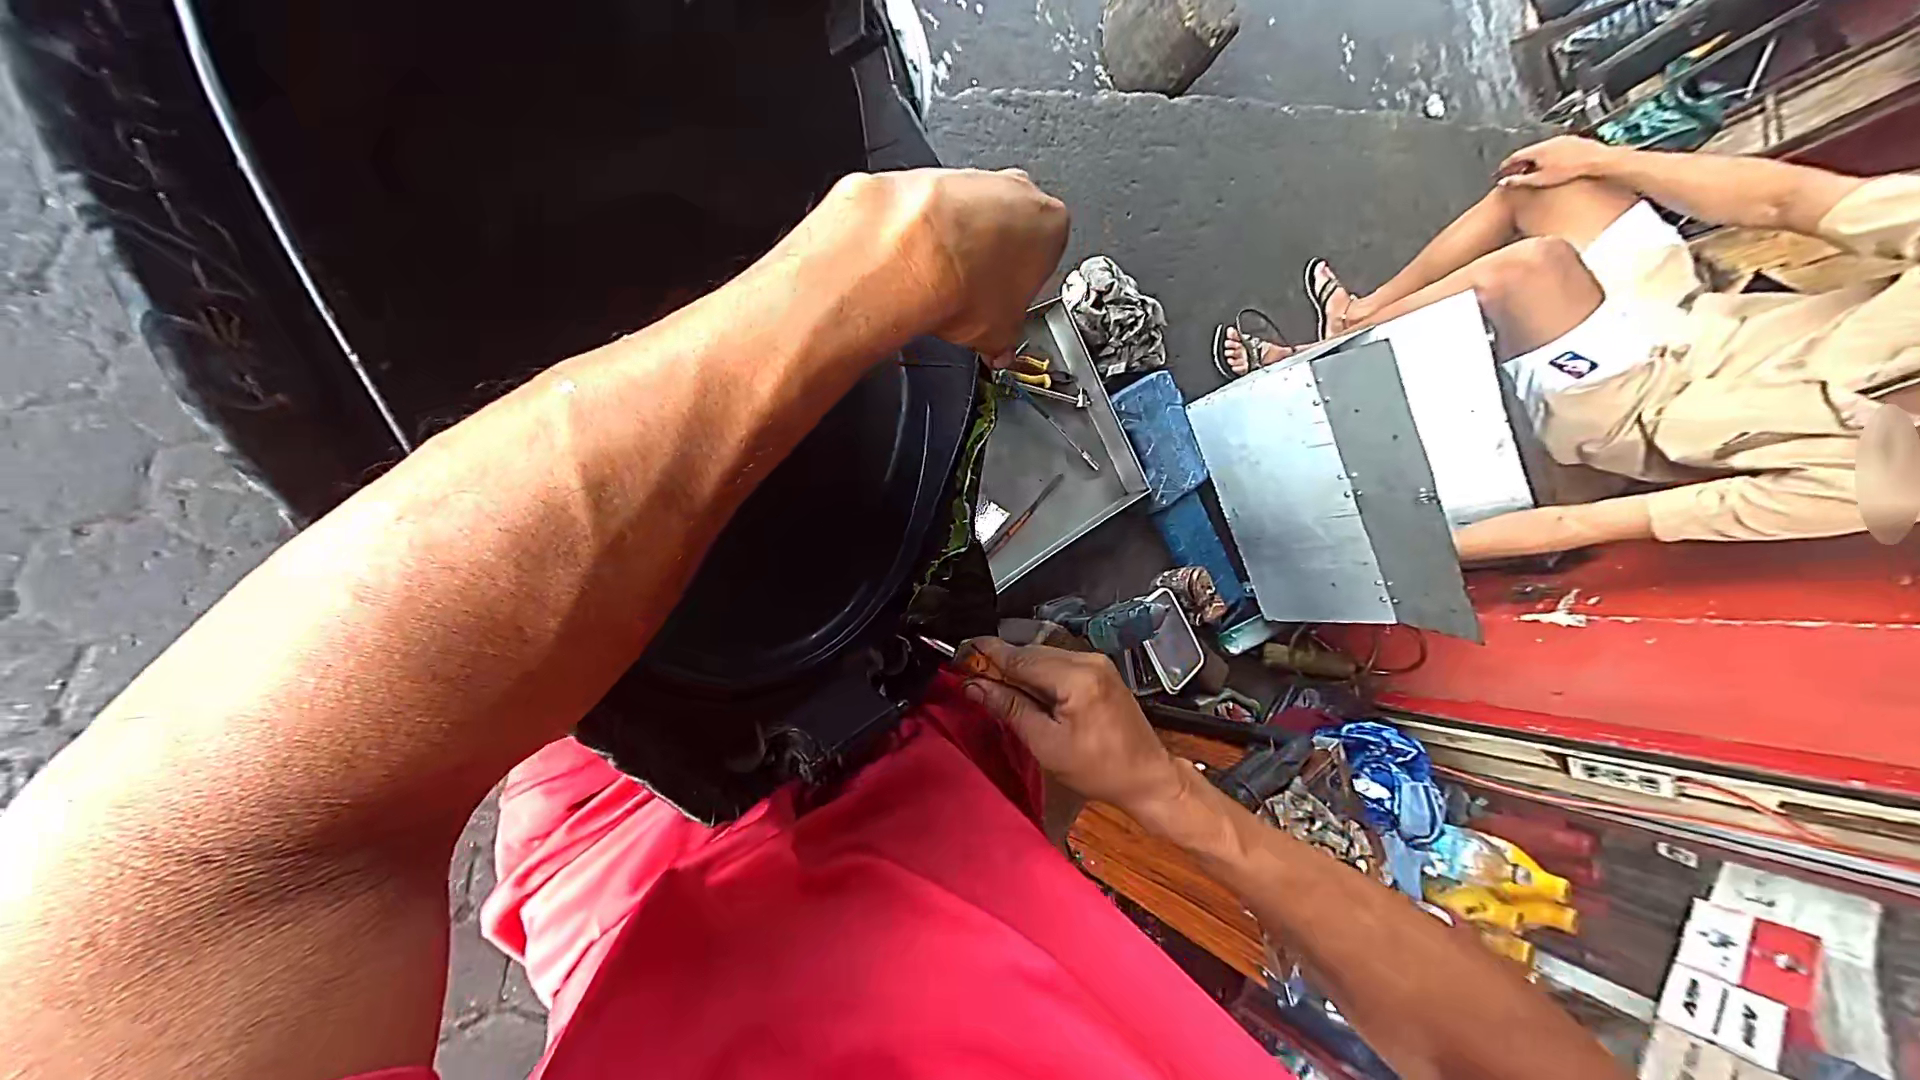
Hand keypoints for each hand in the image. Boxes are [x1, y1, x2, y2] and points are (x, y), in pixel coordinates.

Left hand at [814, 168, 1069, 359]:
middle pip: (1010, 237)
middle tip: (975, 305)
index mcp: (1053, 224)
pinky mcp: (930, 180)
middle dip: (992, 269)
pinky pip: (936, 216)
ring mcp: (973, 180)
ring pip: (972, 223)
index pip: (1046, 264)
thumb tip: (998, 349)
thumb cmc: (964, 280)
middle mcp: (1018, 191)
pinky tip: (922, 272)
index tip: (1006, 312)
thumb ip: (1006, 341)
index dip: (1023, 294)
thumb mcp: (1000, 334)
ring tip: (945, 292)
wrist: (912, 255)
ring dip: (961, 253)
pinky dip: (930, 240)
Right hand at [958, 638, 1192, 820]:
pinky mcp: (1099, 669)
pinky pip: (1058, 661)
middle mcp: (1088, 660)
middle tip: (972, 675)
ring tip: (995, 685)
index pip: (1020, 658)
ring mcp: (1097, 662)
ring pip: (1043, 654)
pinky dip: (1037, 671)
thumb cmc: (1099, 769)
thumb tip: (976, 686)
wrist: (1146, 777)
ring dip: (1018, 667)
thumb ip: (1009, 708)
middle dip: (1000, 662)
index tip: (962, 654)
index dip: (987, 655)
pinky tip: (1026, 689)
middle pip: (1030, 652)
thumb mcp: (1046, 744)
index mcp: (1077, 678)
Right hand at [1495, 135, 1622, 189]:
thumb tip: (1502, 182)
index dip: (1505, 165)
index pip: (1515, 156)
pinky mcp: (1574, 141)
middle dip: (1519, 162)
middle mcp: (1551, 141)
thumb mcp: (1539, 180)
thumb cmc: (1569, 172)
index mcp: (1539, 150)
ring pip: (1542, 149)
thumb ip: (1518, 181)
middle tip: (1513, 172)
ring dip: (1533, 159)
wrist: (1599, 161)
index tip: (1499, 172)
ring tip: (1529, 170)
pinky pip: (1554, 148)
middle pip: (1528, 151)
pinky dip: (1546, 156)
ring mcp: (1564, 140)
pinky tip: (1548, 165)